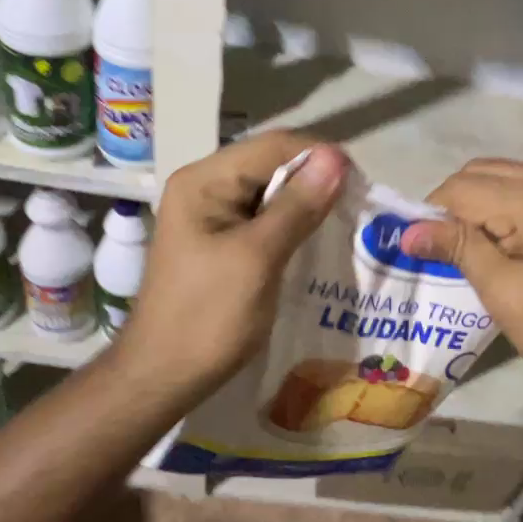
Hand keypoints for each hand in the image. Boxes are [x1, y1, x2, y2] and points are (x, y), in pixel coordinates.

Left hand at [115, 131, 347, 394]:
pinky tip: (316, 240)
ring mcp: (210, 213)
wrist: (163, 376)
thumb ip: (297, 206)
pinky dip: (292, 222)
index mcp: (204, 181)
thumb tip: (337, 158)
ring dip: (306, 202)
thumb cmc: (207, 317)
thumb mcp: (258, 258)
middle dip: (315, 178)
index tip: (359, 184)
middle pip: (271, 163)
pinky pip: (263, 216)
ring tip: (343, 222)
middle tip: (355, 206)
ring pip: (270, 190)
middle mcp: (204, 186)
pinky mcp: (219, 238)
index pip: (272, 145)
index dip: (319, 156)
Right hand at [399, 159, 522, 398]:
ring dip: (481, 205)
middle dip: (455, 205)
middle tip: (439, 248)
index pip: (465, 187)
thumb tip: (407, 231)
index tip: (417, 246)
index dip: (432, 213)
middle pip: (486, 172)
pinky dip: (508, 208)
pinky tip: (502, 244)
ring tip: (468, 249)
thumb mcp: (503, 292)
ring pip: (508, 178)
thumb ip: (458, 249)